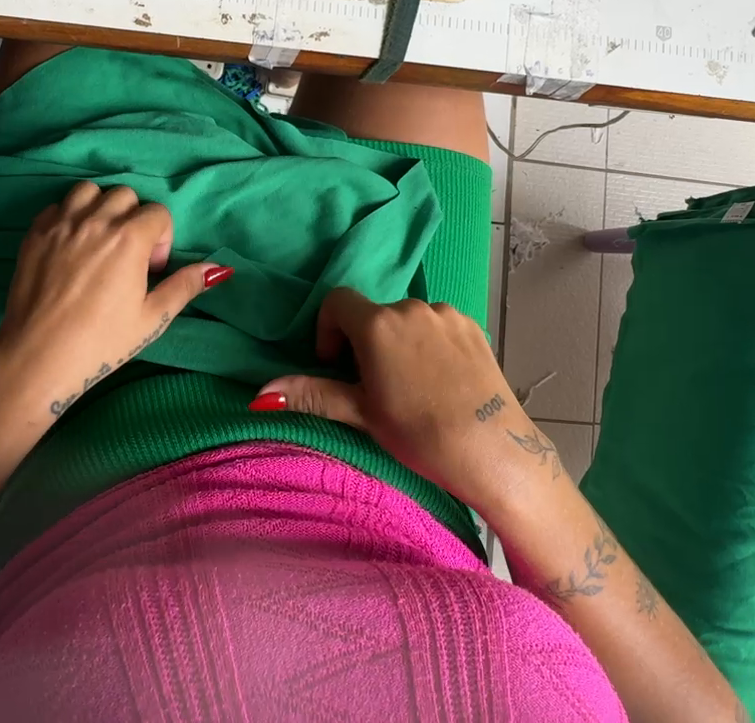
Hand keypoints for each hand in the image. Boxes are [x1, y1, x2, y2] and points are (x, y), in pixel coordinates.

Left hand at [0, 181, 229, 427]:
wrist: (38, 358)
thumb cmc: (101, 343)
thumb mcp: (152, 318)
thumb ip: (185, 286)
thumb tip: (220, 269)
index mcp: (129, 238)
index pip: (158, 213)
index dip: (162, 240)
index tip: (151, 270)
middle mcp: (95, 221)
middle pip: (125, 195)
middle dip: (134, 218)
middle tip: (128, 255)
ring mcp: (60, 224)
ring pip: (89, 191)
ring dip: (101, 207)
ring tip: (100, 240)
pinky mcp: (34, 234)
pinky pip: (57, 206)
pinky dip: (69, 216)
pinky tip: (71, 246)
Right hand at [253, 288, 564, 514]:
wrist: (493, 451)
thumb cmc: (419, 434)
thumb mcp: (361, 414)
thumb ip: (312, 394)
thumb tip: (260, 395)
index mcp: (378, 323)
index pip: (337, 302)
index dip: (328, 330)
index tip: (334, 365)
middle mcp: (412, 307)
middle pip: (372, 313)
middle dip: (362, 342)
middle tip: (371, 386)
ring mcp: (447, 314)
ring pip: (406, 320)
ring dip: (397, 342)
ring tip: (408, 386)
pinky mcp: (473, 326)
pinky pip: (437, 325)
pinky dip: (427, 344)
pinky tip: (437, 381)